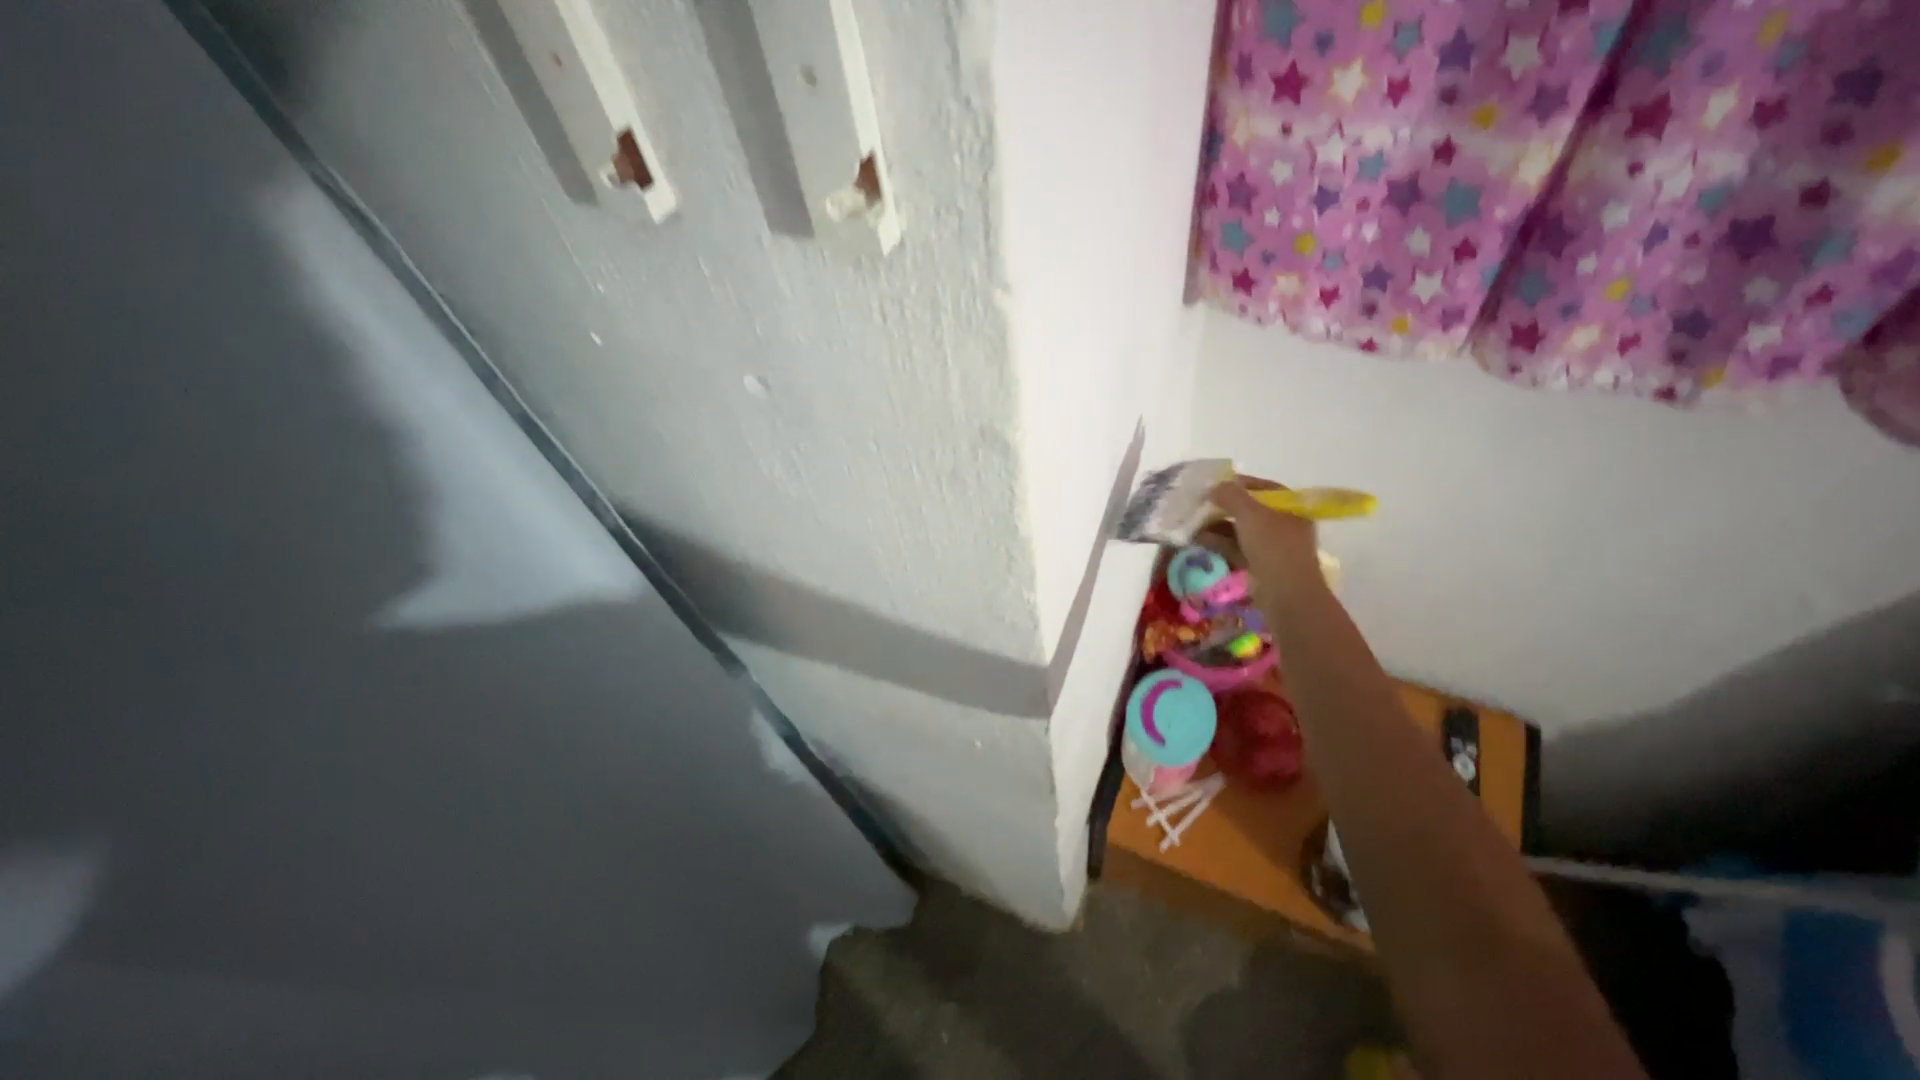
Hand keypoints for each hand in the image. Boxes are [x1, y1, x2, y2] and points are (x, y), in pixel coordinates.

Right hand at [1209, 476, 1323, 597]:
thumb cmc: (1273, 545)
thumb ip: (1231, 495)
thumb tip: (1214, 487)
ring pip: (1242, 531)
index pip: (1264, 488)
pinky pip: (1238, 549)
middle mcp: (1284, 525)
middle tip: (1200, 506)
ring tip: (1194, 523)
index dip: (1239, 484)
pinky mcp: (1261, 566)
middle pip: (1250, 511)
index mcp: (1291, 508)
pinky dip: (1220, 544)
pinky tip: (1200, 540)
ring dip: (1218, 527)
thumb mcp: (1250, 514)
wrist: (1286, 593)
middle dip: (1224, 508)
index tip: (1215, 486)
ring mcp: (1273, 548)